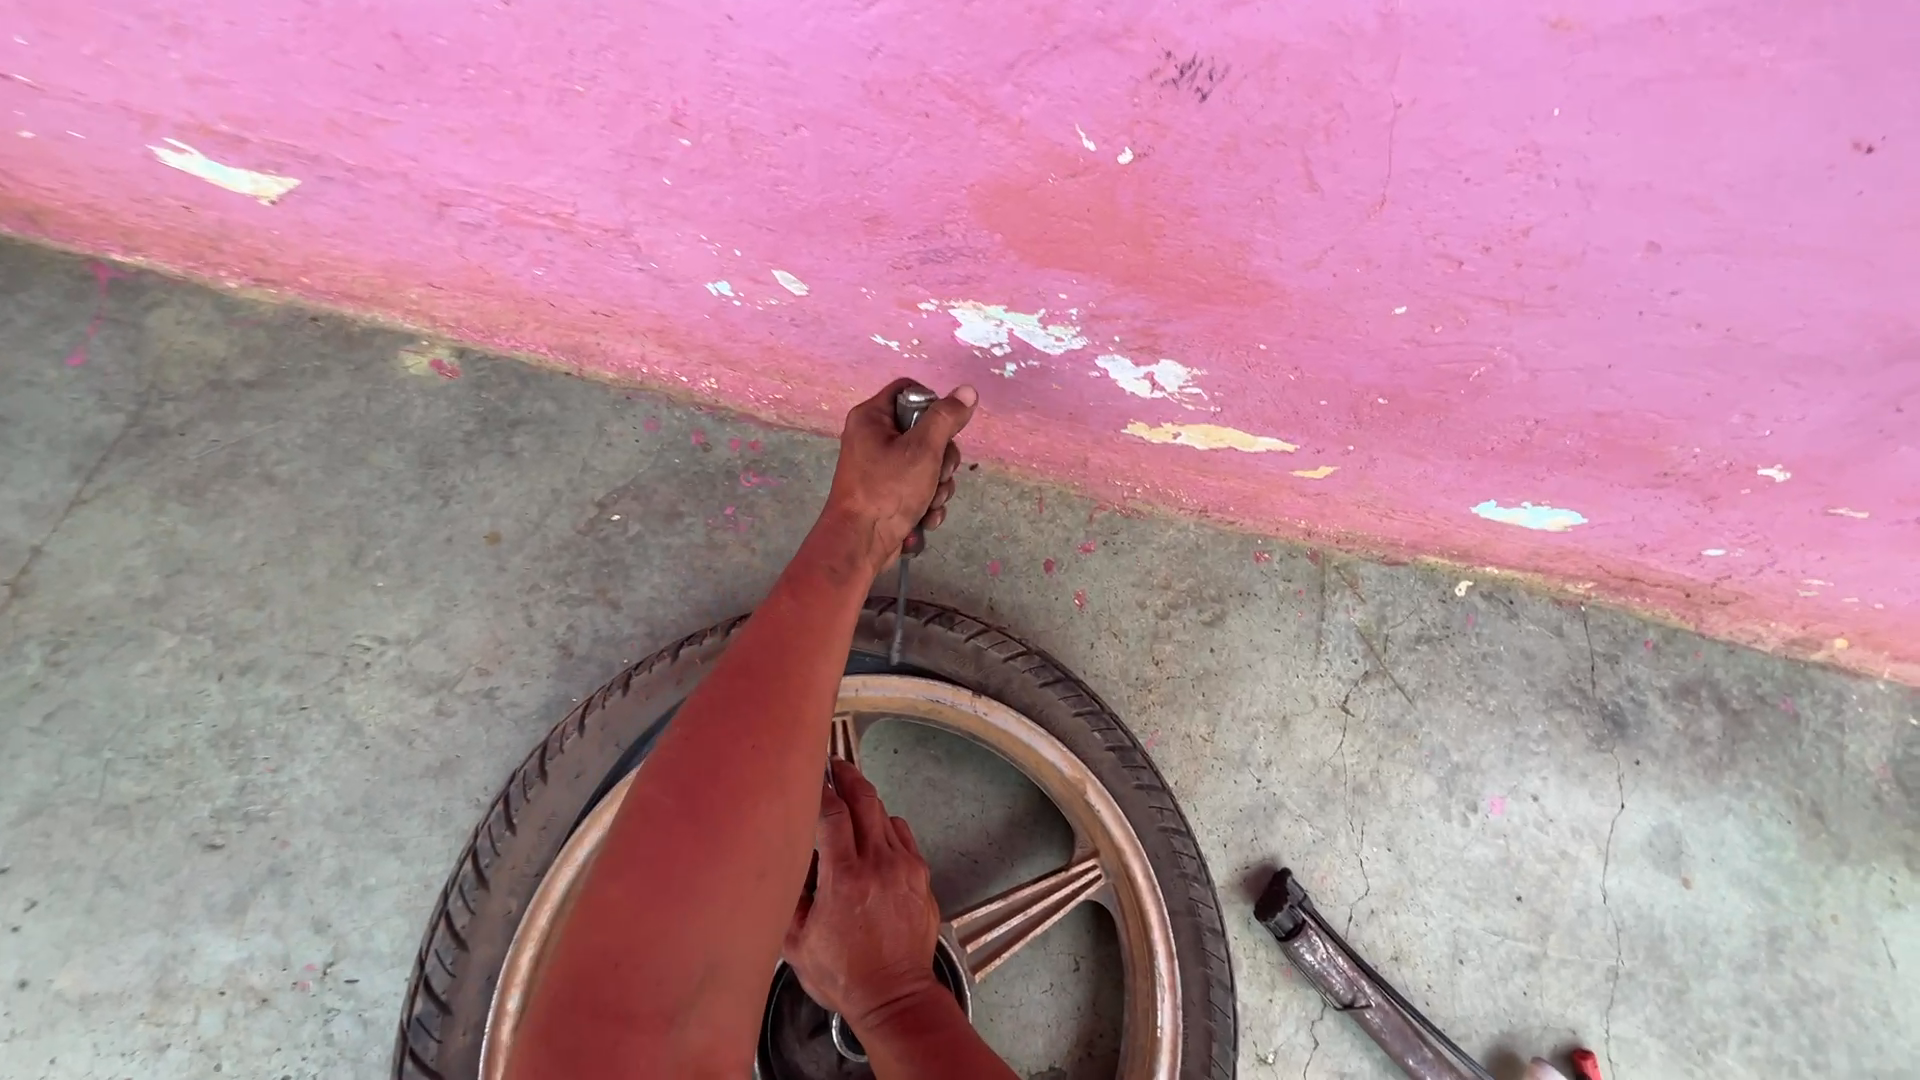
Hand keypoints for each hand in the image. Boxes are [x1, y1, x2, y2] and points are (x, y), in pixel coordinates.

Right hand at [782, 759, 941, 1029]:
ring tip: (851, 794)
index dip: (822, 792)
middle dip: (848, 777)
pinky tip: (874, 831)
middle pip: (865, 800)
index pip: (834, 815)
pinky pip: (902, 835)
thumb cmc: (844, 975)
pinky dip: (886, 825)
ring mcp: (905, 867)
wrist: (896, 996)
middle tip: (836, 765)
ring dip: (866, 800)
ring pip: (884, 814)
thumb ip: (789, 898)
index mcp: (845, 879)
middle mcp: (879, 864)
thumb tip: (786, 865)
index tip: (812, 780)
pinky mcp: (921, 875)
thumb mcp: (797, 943)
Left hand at [822, 379, 976, 573]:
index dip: (933, 405)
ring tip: (930, 501)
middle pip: (925, 431)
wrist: (860, 543)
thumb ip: (946, 418)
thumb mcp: (922, 450)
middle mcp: (874, 438)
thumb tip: (968, 391)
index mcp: (872, 417)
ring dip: (938, 485)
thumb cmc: (887, 490)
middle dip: (942, 458)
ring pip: (927, 464)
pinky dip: (927, 502)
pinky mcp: (888, 494)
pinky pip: (919, 487)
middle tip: (938, 473)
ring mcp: (881, 468)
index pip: (909, 390)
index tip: (946, 427)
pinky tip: (925, 517)